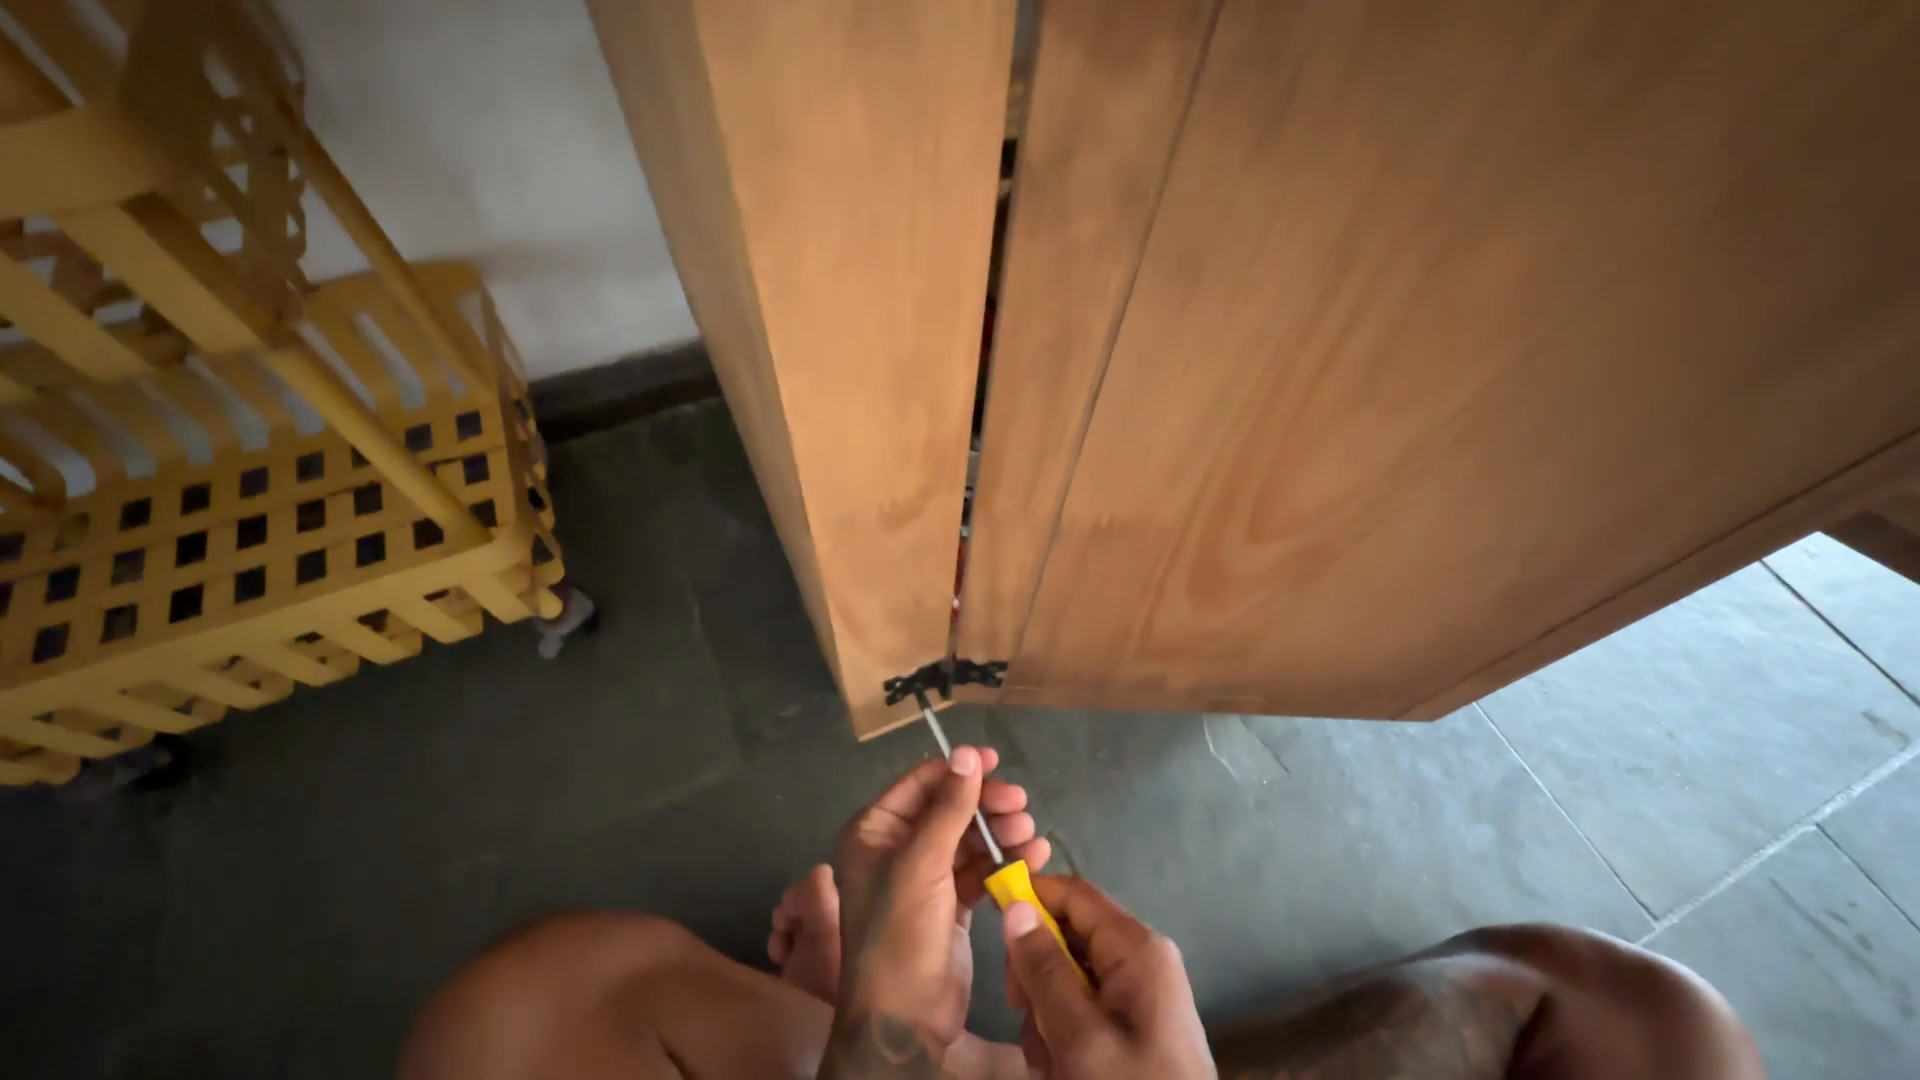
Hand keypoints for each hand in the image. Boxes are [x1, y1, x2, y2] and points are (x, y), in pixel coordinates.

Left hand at [823, 745, 1050, 1074]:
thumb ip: (948, 807)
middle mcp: (897, 849)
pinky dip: (1004, 861)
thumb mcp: (922, 863)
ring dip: (999, 832)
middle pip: (948, 809)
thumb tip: (965, 753)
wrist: (905, 1020)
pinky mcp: (951, 904)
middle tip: (1020, 804)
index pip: (919, 785)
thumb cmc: (900, 933)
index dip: (957, 770)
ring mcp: (925, 878)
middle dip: (985, 805)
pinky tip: (1033, 856)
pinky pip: (979, 870)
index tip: (995, 761)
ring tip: (1029, 833)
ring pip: (968, 839)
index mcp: (875, 832)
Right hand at [1004, 875, 1214, 1078]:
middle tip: (1022, 1014)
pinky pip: (1084, 1007)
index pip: (1074, 894)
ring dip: (1046, 1012)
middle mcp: (1141, 959)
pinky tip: (1061, 1069)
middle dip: (1037, 971)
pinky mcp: (1136, 1025)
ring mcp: (1140, 993)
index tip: (990, 923)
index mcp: (1137, 948)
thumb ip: (1044, 970)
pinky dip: (1063, 1033)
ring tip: (1048, 1062)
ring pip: (1069, 975)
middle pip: (1068, 934)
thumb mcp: (1080, 1039)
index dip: (1030, 898)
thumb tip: (1014, 905)